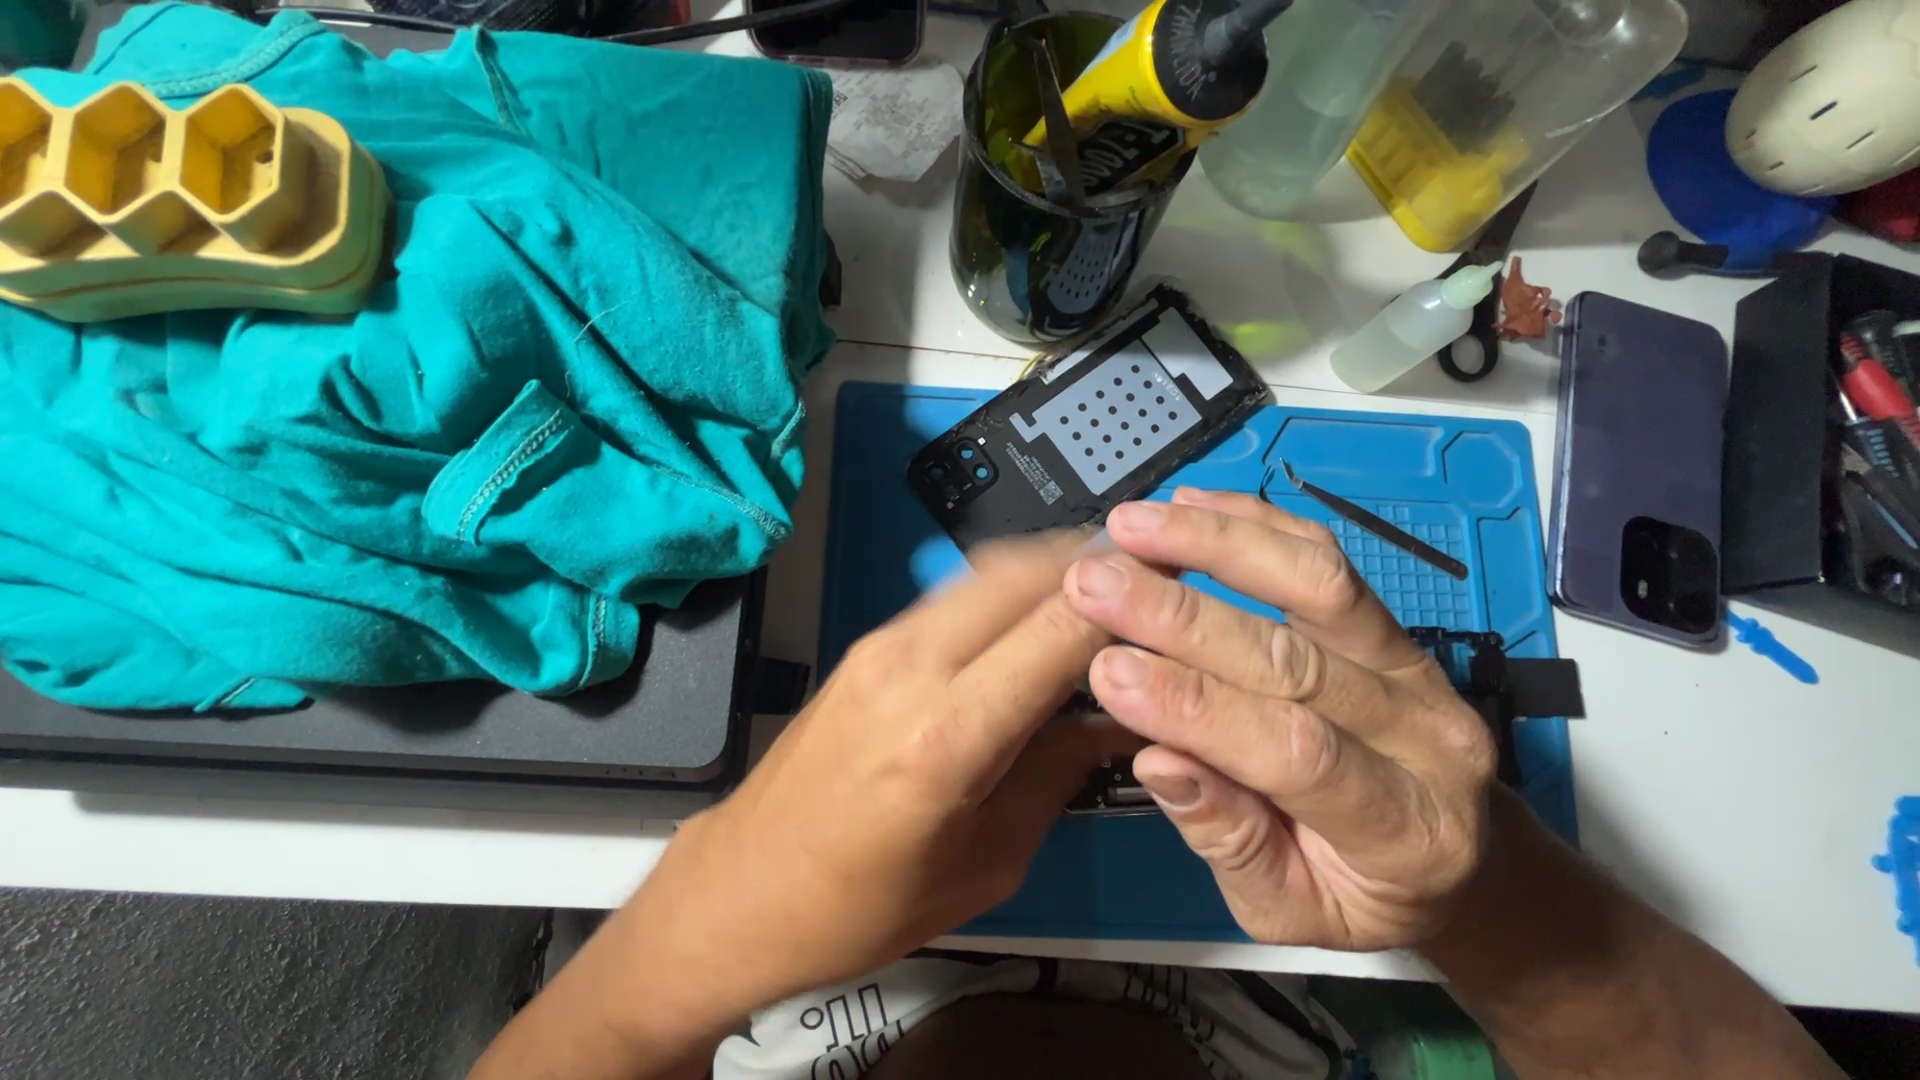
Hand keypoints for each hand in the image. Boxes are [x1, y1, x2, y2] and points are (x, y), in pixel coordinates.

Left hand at [631, 534, 1136, 1017]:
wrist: (743, 889)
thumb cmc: (865, 905)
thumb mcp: (987, 862)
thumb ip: (1055, 775)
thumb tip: (1113, 720)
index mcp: (947, 737)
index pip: (1057, 633)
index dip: (1123, 601)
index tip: (1172, 587)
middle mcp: (911, 668)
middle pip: (1021, 575)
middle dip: (1092, 564)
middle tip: (1148, 574)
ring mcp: (881, 646)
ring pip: (985, 571)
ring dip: (1048, 566)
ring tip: (1103, 586)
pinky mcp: (866, 644)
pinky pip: (954, 595)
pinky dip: (1006, 588)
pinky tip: (1036, 612)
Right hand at [1062, 489, 1496, 949]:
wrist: (1463, 861)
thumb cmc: (1360, 895)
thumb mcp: (1288, 911)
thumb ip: (1228, 839)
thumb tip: (1159, 760)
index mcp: (1403, 828)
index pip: (1293, 751)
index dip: (1195, 706)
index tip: (1107, 669)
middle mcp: (1423, 734)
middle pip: (1295, 657)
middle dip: (1181, 615)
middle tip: (1095, 584)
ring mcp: (1414, 667)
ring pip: (1320, 584)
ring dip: (1217, 544)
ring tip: (1132, 526)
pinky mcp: (1392, 627)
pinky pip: (1328, 560)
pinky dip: (1256, 523)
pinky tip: (1190, 504)